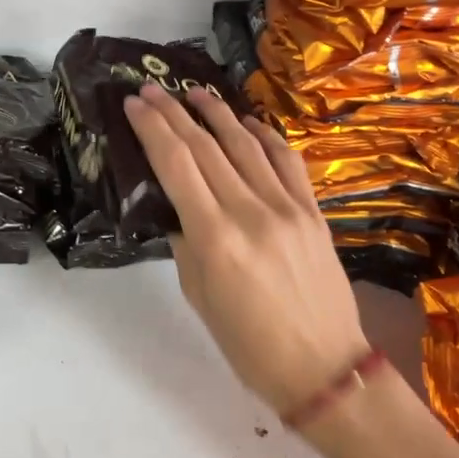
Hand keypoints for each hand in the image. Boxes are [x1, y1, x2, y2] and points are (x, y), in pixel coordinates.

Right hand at [122, 83, 370, 415]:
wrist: (324, 368)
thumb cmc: (248, 343)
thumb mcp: (198, 294)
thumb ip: (185, 241)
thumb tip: (176, 204)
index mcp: (216, 237)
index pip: (176, 165)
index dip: (152, 129)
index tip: (133, 105)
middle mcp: (251, 212)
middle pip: (205, 146)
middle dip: (174, 112)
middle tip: (151, 89)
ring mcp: (288, 208)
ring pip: (245, 144)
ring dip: (217, 112)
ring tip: (193, 91)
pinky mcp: (314, 212)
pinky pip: (286, 161)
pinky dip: (264, 135)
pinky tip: (246, 122)